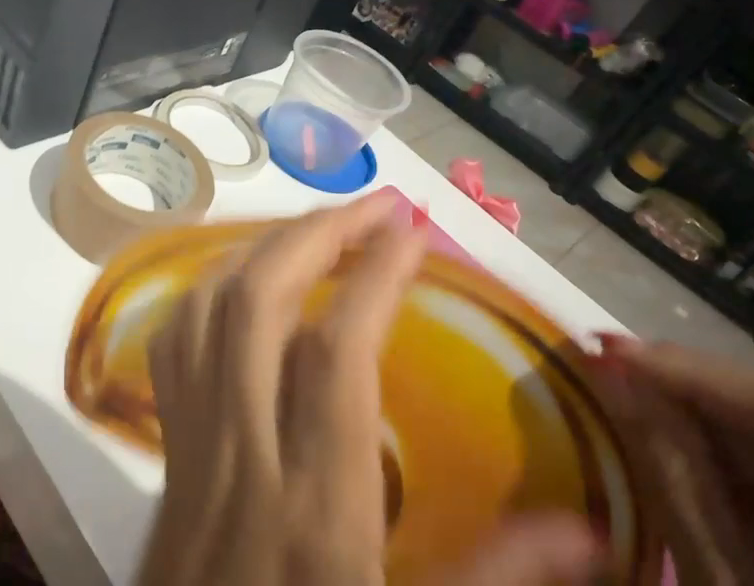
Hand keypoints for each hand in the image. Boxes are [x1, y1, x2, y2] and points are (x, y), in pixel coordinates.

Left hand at [136, 190, 600, 585]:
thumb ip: (496, 578)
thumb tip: (590, 531)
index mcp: (317, 508)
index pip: (336, 356)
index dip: (376, 278)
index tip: (415, 231)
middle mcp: (241, 458)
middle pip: (255, 307)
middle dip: (314, 237)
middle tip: (374, 205)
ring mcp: (190, 447)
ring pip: (202, 312)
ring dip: (258, 250)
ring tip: (318, 229)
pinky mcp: (163, 450)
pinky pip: (173, 344)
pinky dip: (208, 289)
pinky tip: (246, 279)